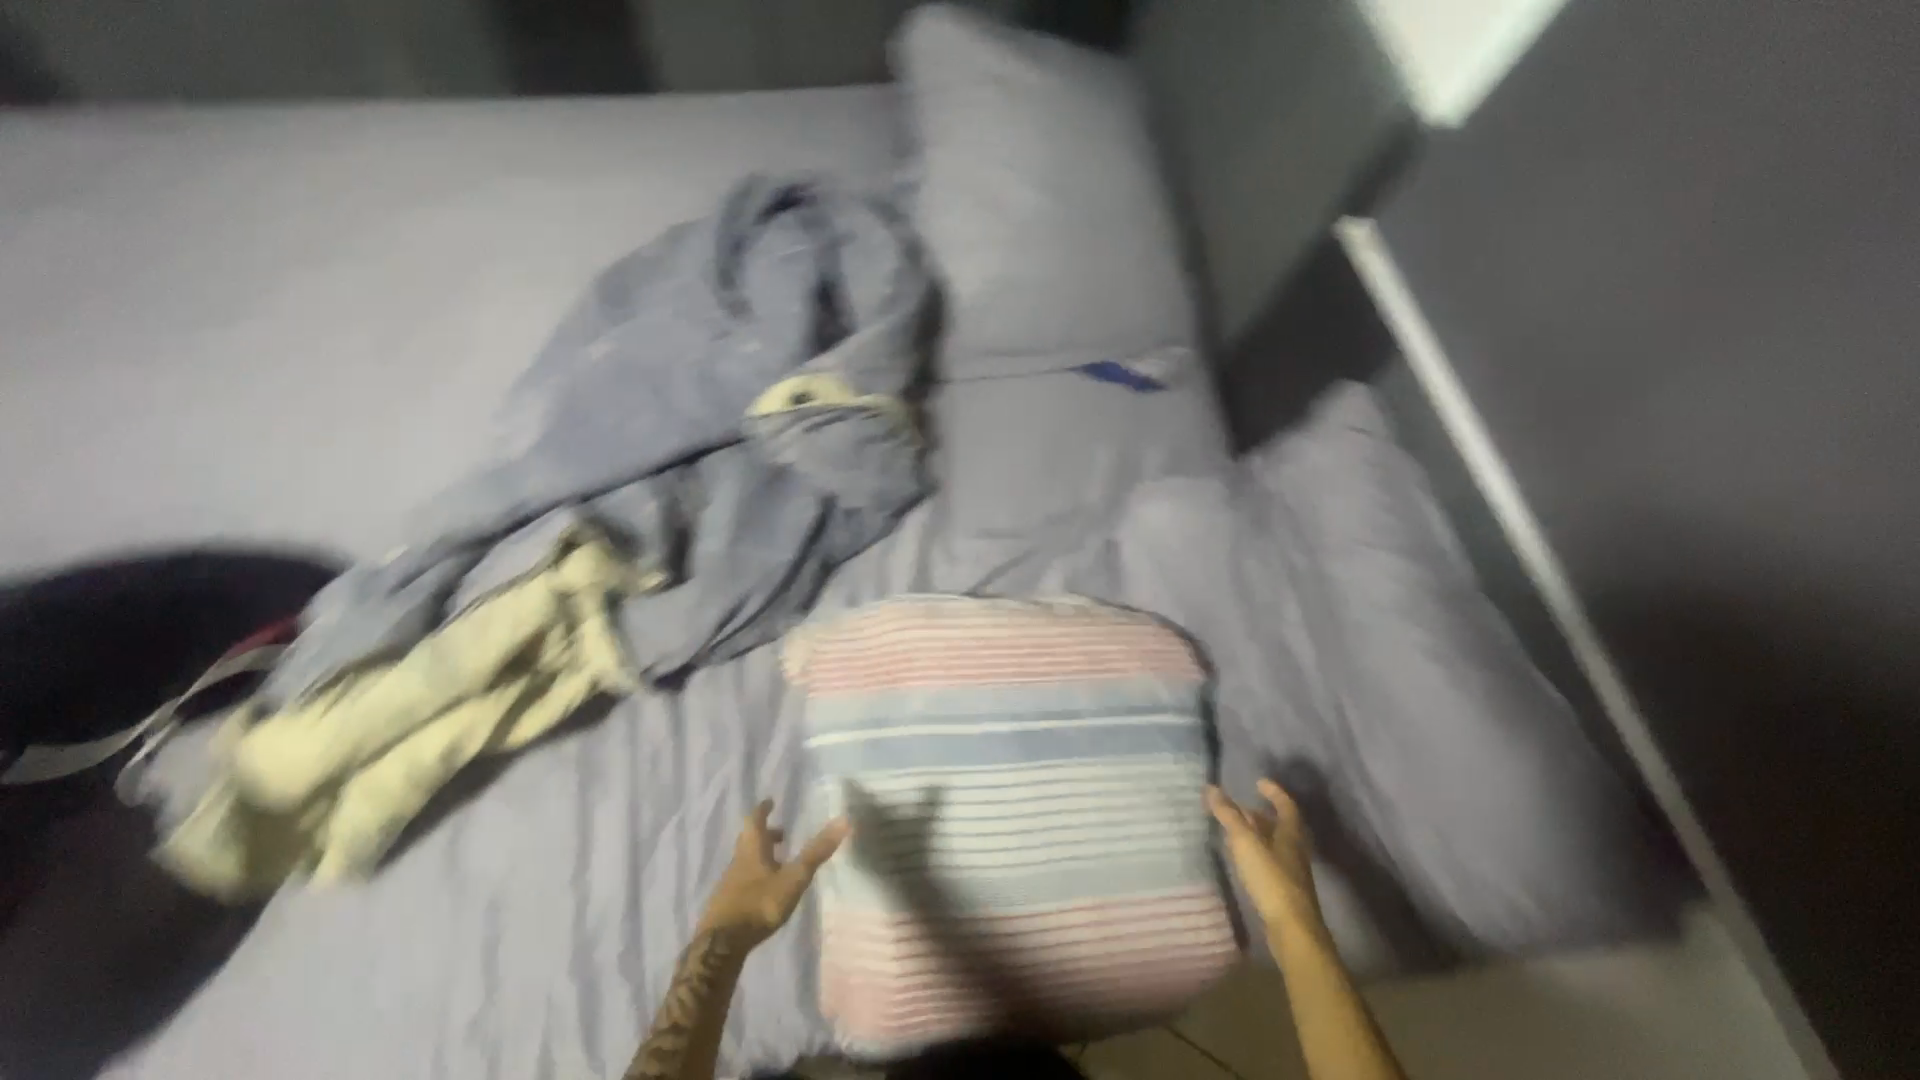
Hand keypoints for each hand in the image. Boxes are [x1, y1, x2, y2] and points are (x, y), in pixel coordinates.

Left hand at [697, 799, 849, 947]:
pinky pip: (741, 883)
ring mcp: (728, 885)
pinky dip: (754, 879)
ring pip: (744, 863)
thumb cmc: (759, 904)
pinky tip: (764, 893)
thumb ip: (816, 852)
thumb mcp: (793, 878)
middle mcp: (737, 863)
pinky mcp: (726, 906)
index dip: (762, 810)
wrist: (721, 945)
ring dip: (760, 858)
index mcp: (752, 851)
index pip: (755, 821)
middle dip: (764, 834)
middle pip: (748, 841)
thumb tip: (844, 819)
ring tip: (777, 864)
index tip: (770, 801)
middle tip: (781, 834)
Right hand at [1207, 779, 1323, 940]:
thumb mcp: (1245, 842)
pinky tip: (1241, 859)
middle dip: (1259, 814)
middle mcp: (1294, 849)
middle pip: (1279, 826)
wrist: (1292, 929)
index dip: (1274, 792)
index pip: (1285, 805)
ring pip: (1273, 845)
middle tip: (1237, 808)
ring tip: (1234, 831)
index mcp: (1290, 834)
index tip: (1259, 782)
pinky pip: (1268, 862)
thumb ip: (1229, 815)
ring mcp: (1291, 871)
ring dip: (1256, 835)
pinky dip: (1254, 853)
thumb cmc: (1271, 879)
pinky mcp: (1284, 890)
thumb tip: (1211, 788)